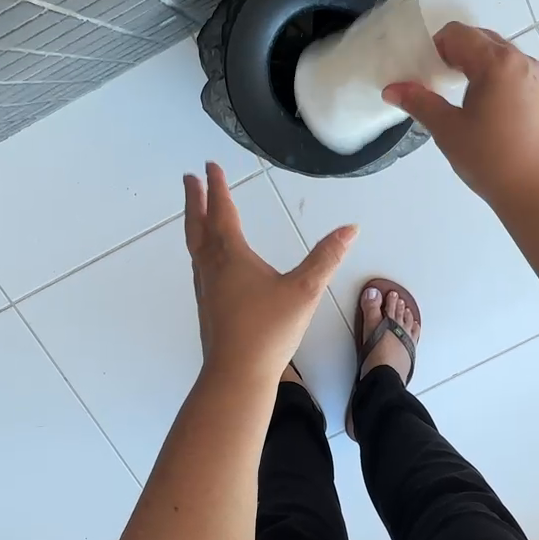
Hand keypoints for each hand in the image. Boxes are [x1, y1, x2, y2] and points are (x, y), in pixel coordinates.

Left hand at [185, 162, 354, 380]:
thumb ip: (326, 258)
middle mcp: (212, 267)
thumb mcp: (305, 290)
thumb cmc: (269, 330)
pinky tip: (210, 261)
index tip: (209, 165)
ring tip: (196, 212)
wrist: (237, 374)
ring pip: (195, 246)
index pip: (222, 211)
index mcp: (232, 256)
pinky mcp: (207, 306)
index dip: (216, 187)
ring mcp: (205, 288)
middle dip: (194, 200)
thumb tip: (350, 229)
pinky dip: (200, 249)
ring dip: (194, 223)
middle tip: (188, 178)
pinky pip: (199, 266)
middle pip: (198, 225)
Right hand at [383, 23, 538, 208]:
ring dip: (474, 66)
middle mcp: (520, 61)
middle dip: (454, 54)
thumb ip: (419, 103)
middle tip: (436, 83)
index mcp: (496, 63)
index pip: (458, 34)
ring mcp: (535, 77)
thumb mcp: (448, 130)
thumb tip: (392, 89)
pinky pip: (512, 73)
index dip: (434, 48)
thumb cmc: (490, 160)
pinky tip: (484, 111)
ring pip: (498, 55)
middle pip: (479, 39)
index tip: (423, 73)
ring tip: (459, 99)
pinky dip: (493, 79)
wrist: (538, 191)